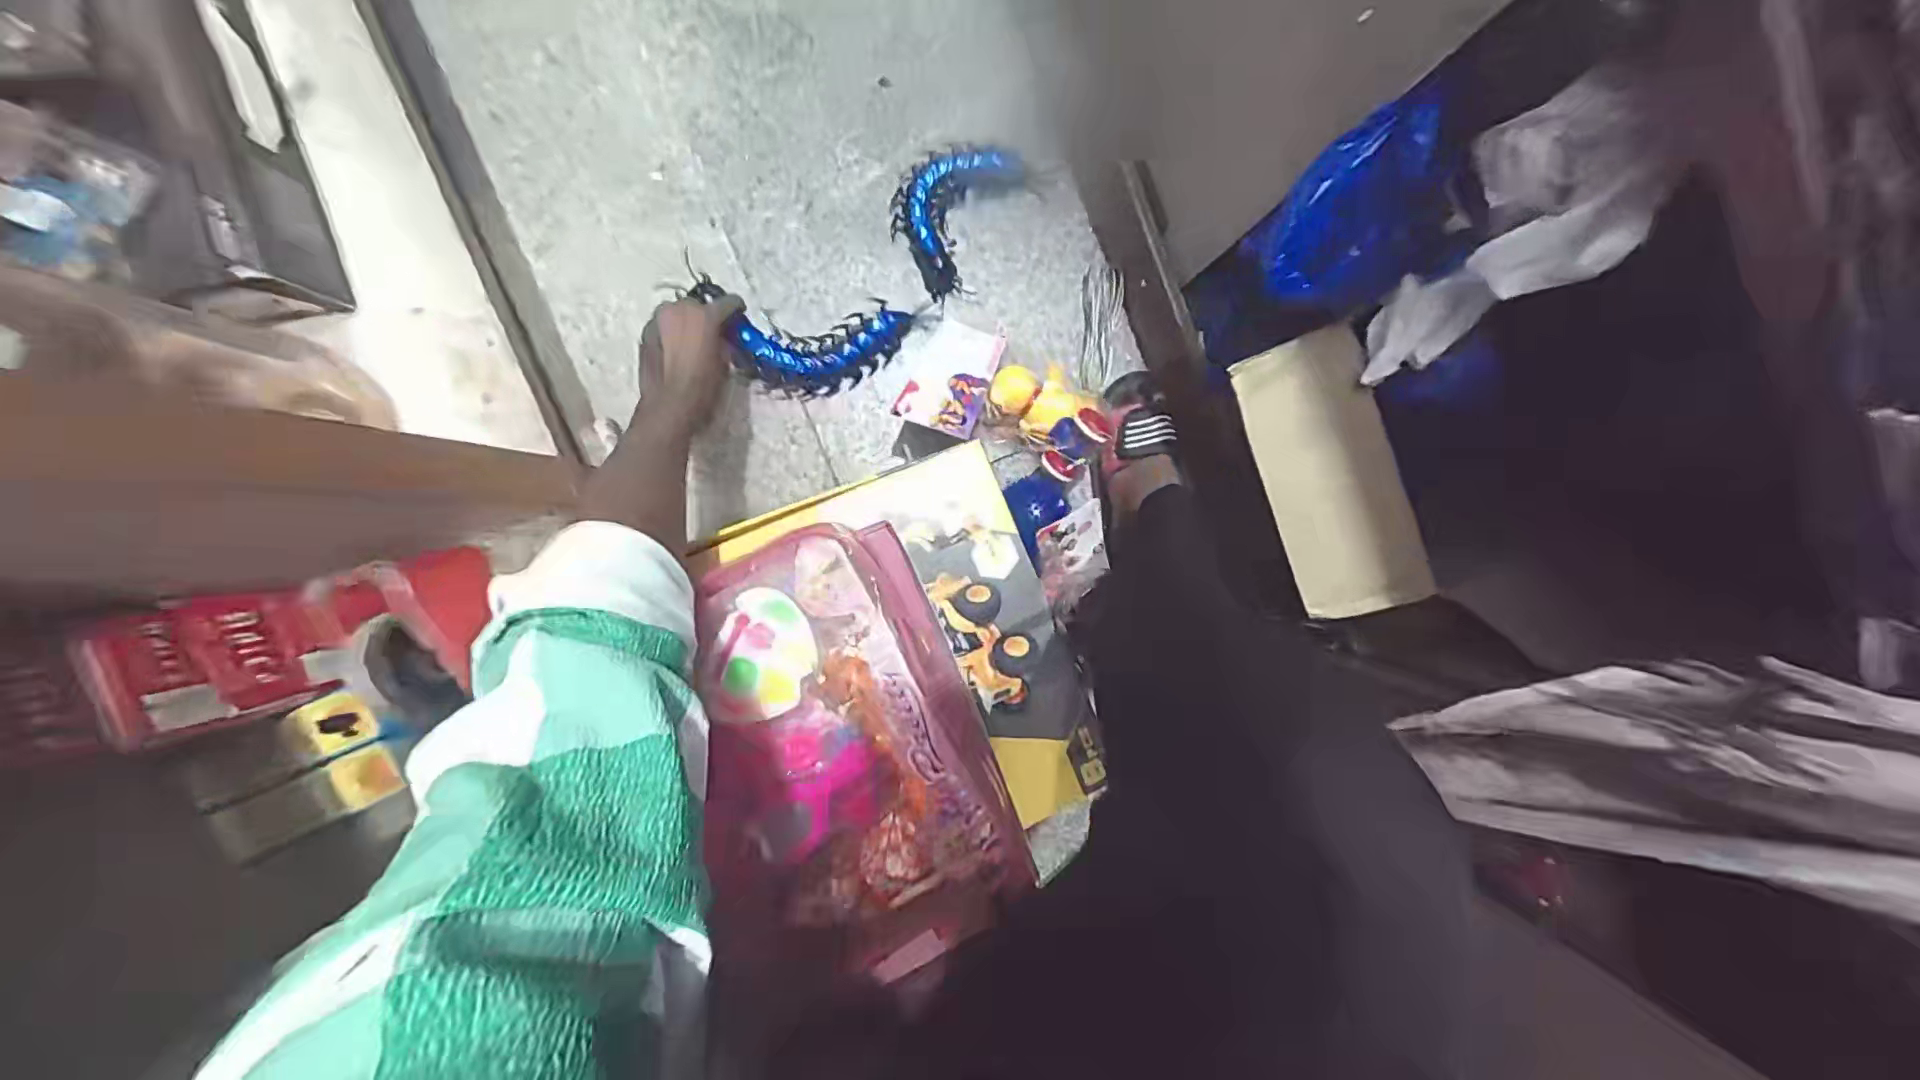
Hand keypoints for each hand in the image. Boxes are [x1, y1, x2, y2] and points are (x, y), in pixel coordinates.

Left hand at [636, 293, 745, 439]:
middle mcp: (679, 309)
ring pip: (678, 313)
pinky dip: (672, 333)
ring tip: (693, 343)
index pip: (728, 302)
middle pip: (698, 305)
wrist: (669, 406)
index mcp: (705, 316)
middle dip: (707, 317)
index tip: (739, 318)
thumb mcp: (725, 365)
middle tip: (714, 335)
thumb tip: (721, 340)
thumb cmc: (703, 389)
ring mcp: (658, 319)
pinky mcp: (645, 332)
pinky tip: (676, 351)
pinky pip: (664, 326)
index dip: (736, 310)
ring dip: (687, 323)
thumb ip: (724, 344)